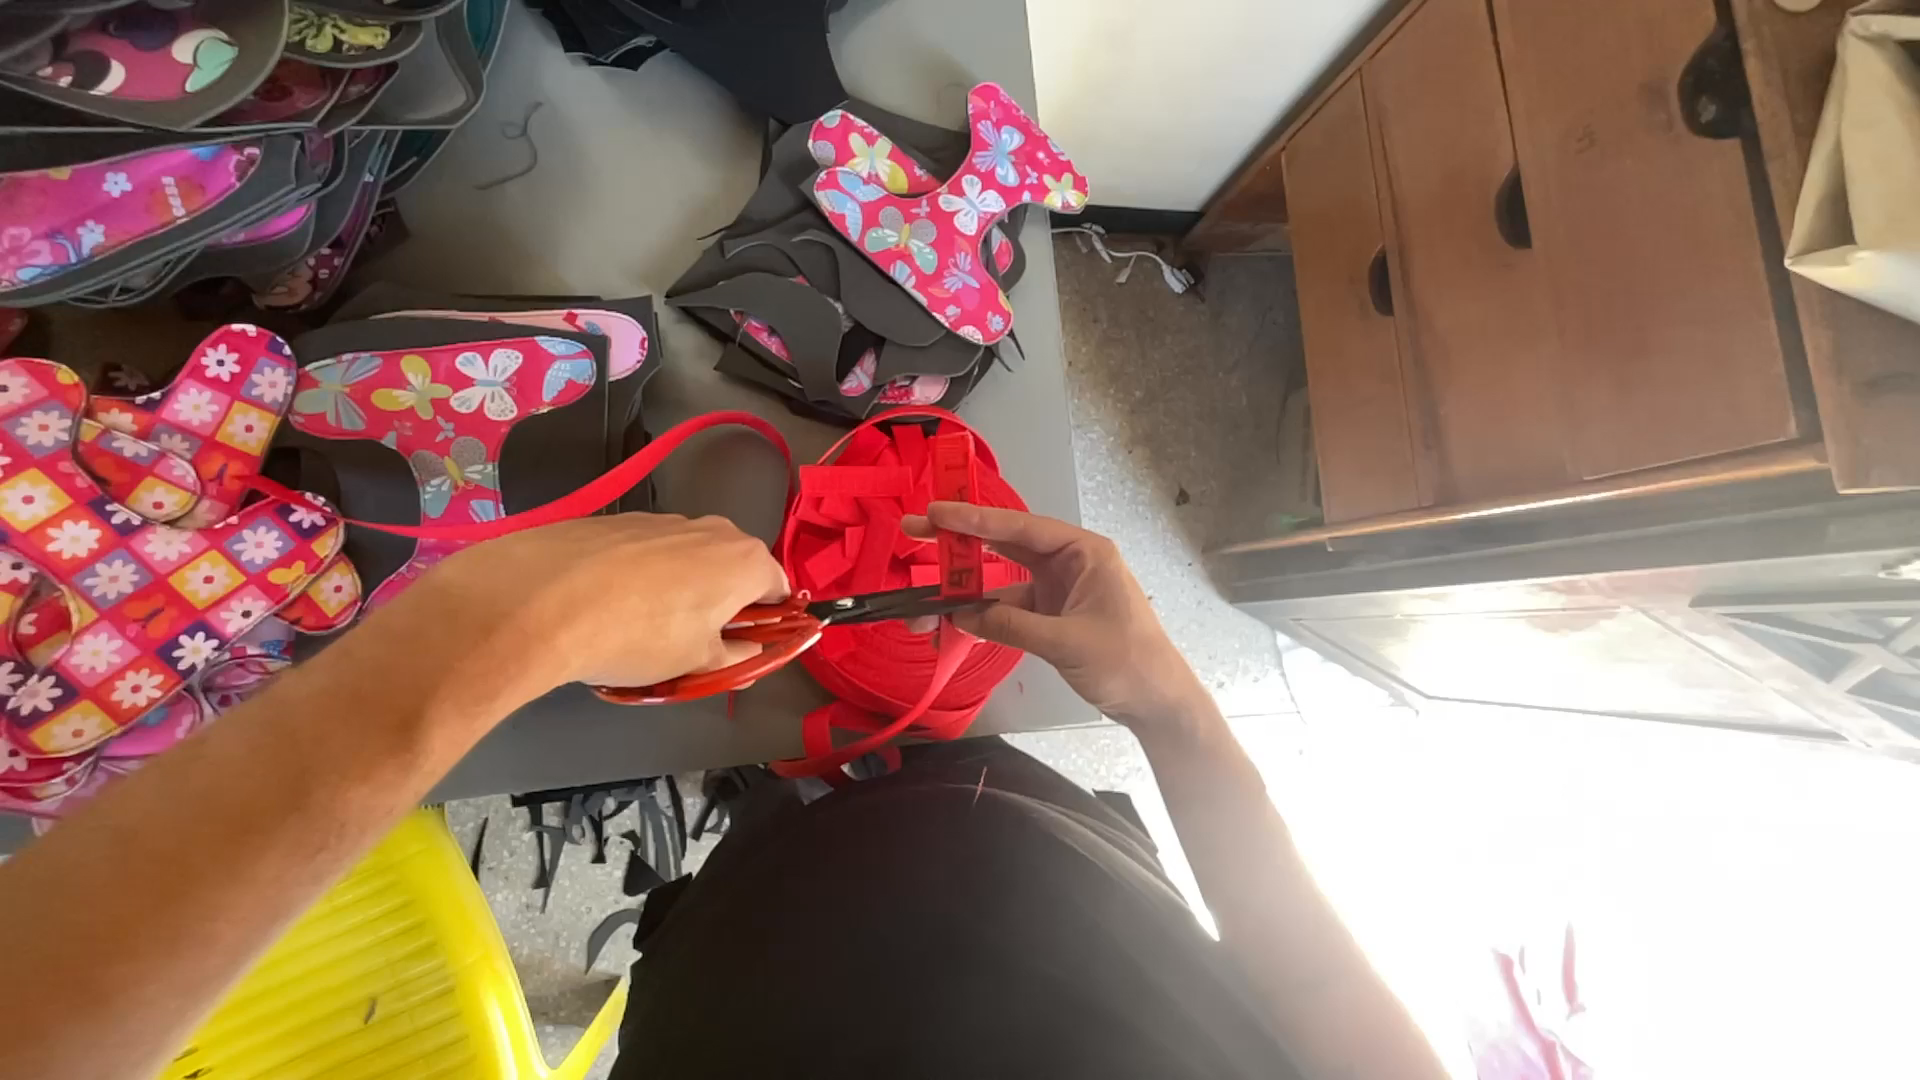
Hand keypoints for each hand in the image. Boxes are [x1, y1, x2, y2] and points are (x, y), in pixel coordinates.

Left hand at [396, 513, 787, 693]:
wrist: (538, 599)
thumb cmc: (639, 636)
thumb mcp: (699, 663)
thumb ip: (738, 656)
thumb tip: (751, 650)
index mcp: (746, 561)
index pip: (780, 589)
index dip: (769, 620)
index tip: (746, 645)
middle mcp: (713, 529)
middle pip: (733, 569)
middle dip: (722, 603)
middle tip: (694, 641)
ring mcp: (662, 520)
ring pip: (688, 559)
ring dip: (679, 588)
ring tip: (639, 625)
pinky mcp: (617, 520)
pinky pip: (645, 552)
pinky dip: (638, 576)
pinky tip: (605, 604)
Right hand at [902, 502, 1212, 731]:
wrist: (1157, 701)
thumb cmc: (1126, 661)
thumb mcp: (1067, 641)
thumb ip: (1012, 625)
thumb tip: (961, 615)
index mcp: (1083, 552)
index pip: (1021, 527)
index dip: (974, 519)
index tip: (936, 512)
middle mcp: (1067, 562)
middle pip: (1004, 544)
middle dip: (959, 542)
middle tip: (914, 531)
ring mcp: (1057, 589)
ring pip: (1000, 580)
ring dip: (964, 589)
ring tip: (922, 599)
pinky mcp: (1050, 615)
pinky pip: (1007, 609)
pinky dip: (981, 616)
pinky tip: (953, 624)